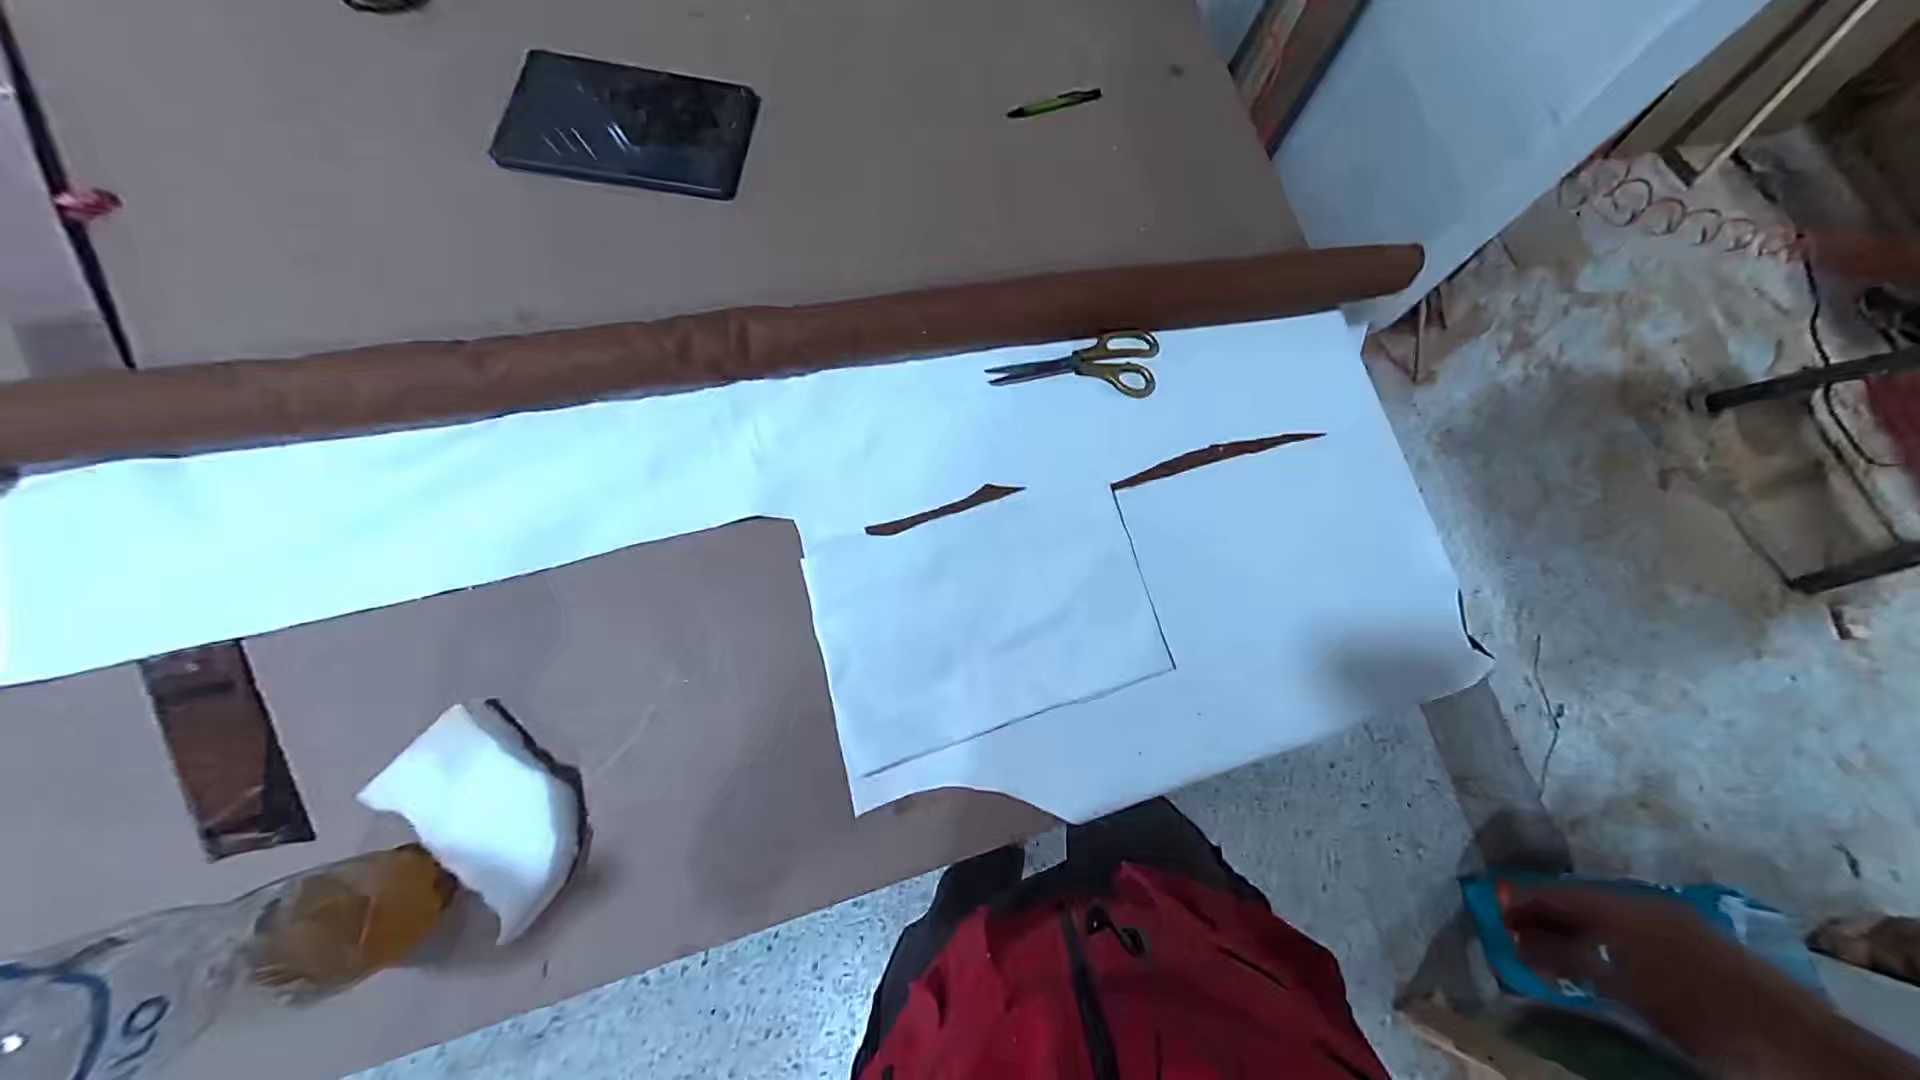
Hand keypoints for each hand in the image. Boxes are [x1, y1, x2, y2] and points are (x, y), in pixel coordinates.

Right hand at [1503, 883, 1919, 1079]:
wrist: (1794, 1042)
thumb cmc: (1690, 1002)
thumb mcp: (1617, 981)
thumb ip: (1561, 954)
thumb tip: (1516, 940)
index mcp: (1619, 903)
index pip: (1551, 891)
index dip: (1518, 901)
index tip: (1491, 914)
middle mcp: (1642, 903)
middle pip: (1577, 903)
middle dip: (1544, 917)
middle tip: (1516, 936)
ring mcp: (1673, 923)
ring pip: (1605, 919)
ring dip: (1574, 932)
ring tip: (1553, 954)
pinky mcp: (1695, 946)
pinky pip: (1631, 935)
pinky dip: (1605, 944)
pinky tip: (1603, 964)